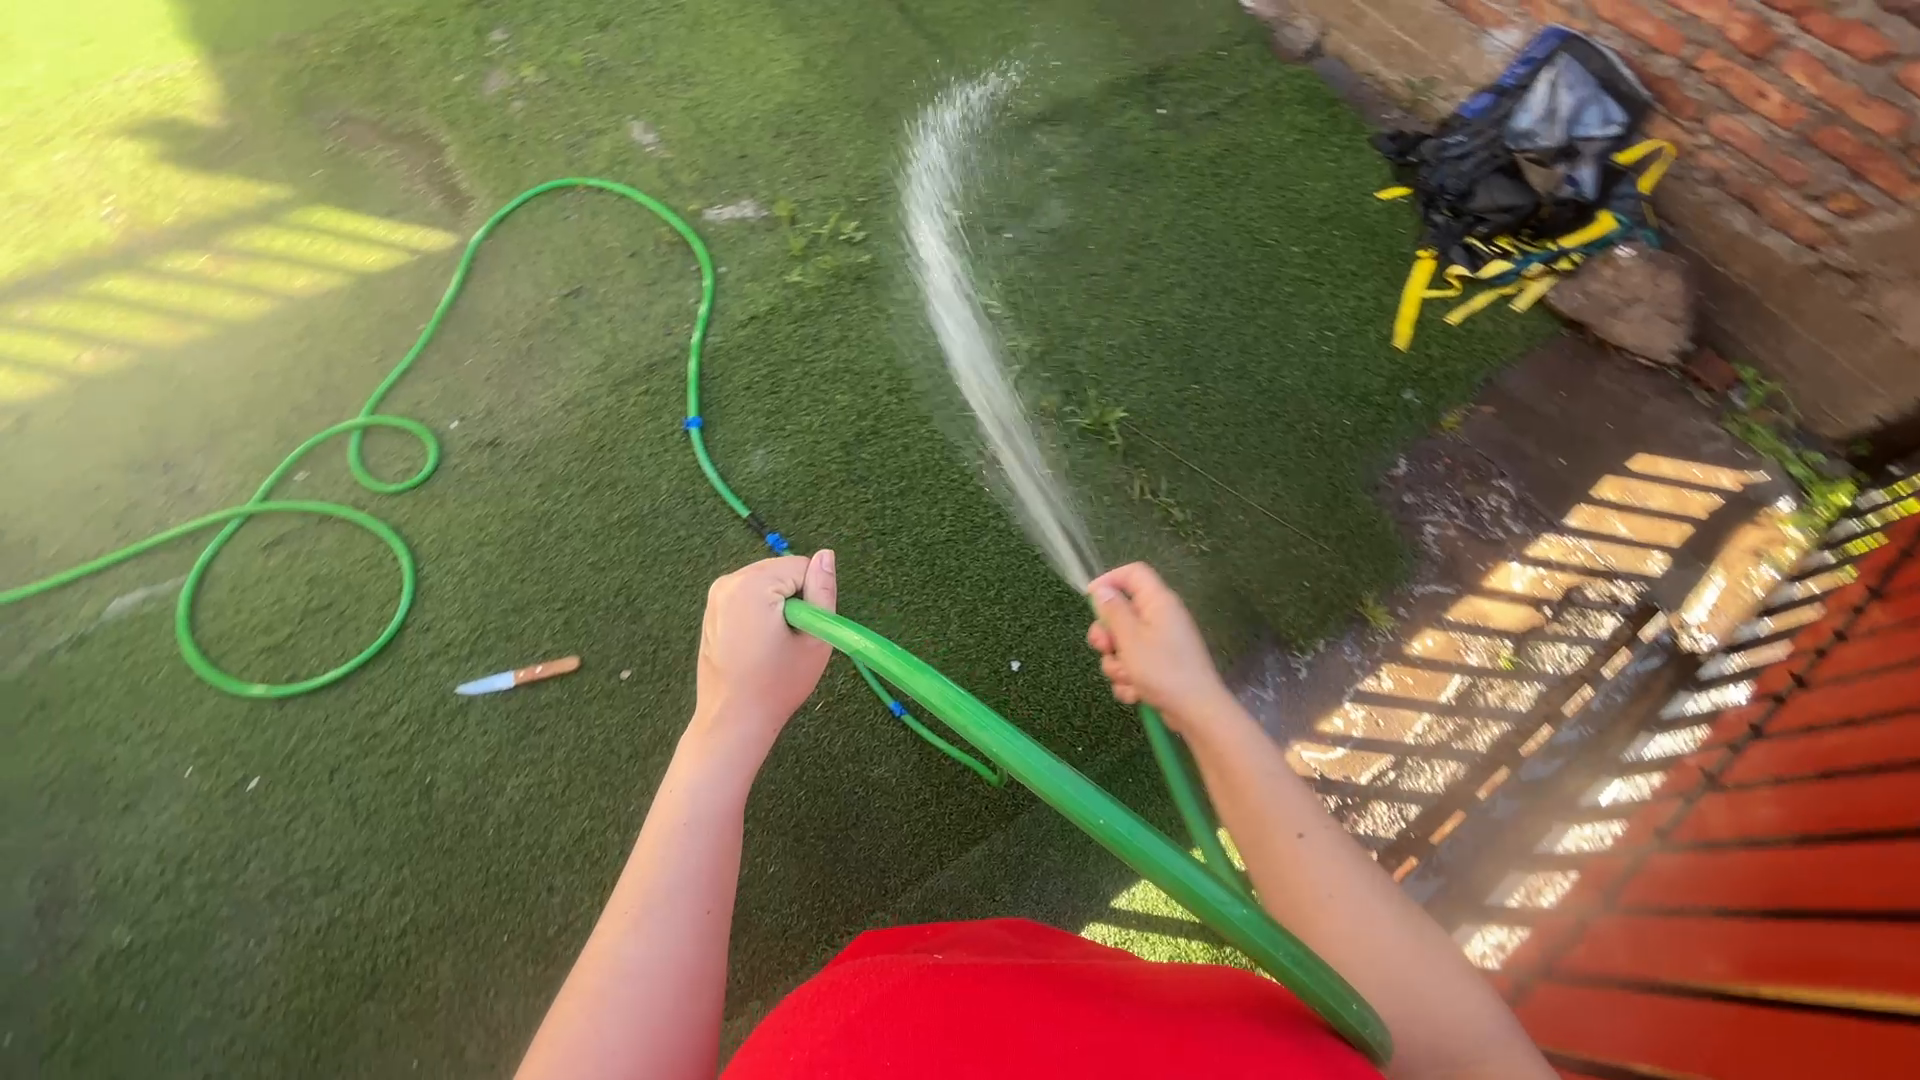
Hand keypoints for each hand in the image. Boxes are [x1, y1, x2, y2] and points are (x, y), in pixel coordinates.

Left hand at [693, 551, 836, 748]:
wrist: (733, 718)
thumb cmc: (778, 682)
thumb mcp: (815, 637)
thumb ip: (823, 591)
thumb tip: (826, 554)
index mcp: (752, 584)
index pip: (802, 568)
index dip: (812, 598)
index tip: (804, 630)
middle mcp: (729, 581)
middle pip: (782, 571)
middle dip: (794, 598)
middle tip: (791, 639)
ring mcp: (716, 594)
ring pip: (768, 582)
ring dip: (780, 604)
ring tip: (775, 643)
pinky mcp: (713, 608)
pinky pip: (751, 594)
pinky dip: (762, 610)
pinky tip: (759, 642)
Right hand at [1085, 562, 1235, 734]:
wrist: (1195, 712)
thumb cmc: (1163, 670)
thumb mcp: (1130, 638)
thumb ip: (1113, 610)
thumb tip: (1102, 589)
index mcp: (1158, 602)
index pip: (1133, 573)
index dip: (1109, 579)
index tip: (1089, 598)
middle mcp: (1160, 618)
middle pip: (1122, 612)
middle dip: (1107, 634)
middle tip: (1105, 648)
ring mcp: (1160, 643)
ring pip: (1123, 644)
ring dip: (1117, 663)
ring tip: (1128, 678)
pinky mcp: (1159, 666)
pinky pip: (1133, 665)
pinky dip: (1129, 680)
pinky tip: (1136, 694)